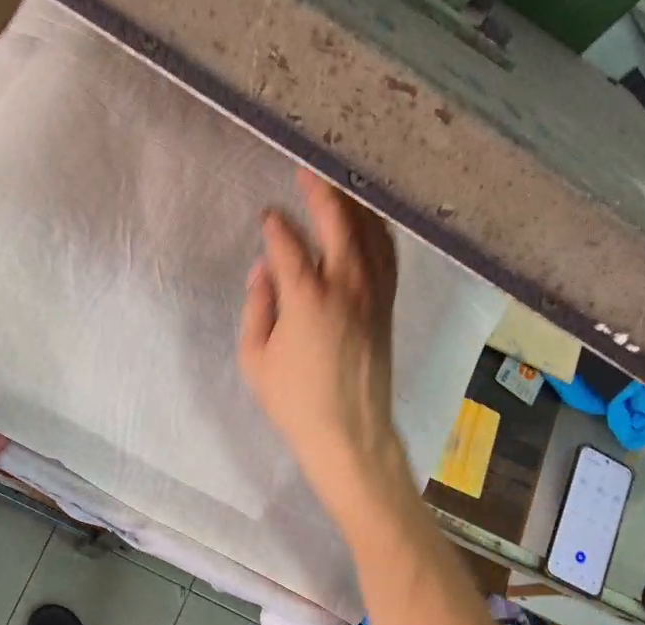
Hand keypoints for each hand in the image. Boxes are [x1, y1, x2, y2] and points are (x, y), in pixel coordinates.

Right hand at [239, 170, 407, 501]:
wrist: (350, 432)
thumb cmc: (295, 401)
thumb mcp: (256, 358)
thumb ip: (257, 307)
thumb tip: (264, 271)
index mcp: (307, 296)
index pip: (288, 242)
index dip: (274, 226)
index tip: (266, 218)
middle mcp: (346, 283)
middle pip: (338, 220)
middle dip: (320, 191)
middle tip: (306, 172)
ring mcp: (373, 292)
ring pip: (369, 231)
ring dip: (353, 204)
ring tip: (338, 188)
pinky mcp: (387, 305)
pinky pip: (387, 254)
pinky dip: (376, 231)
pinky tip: (368, 224)